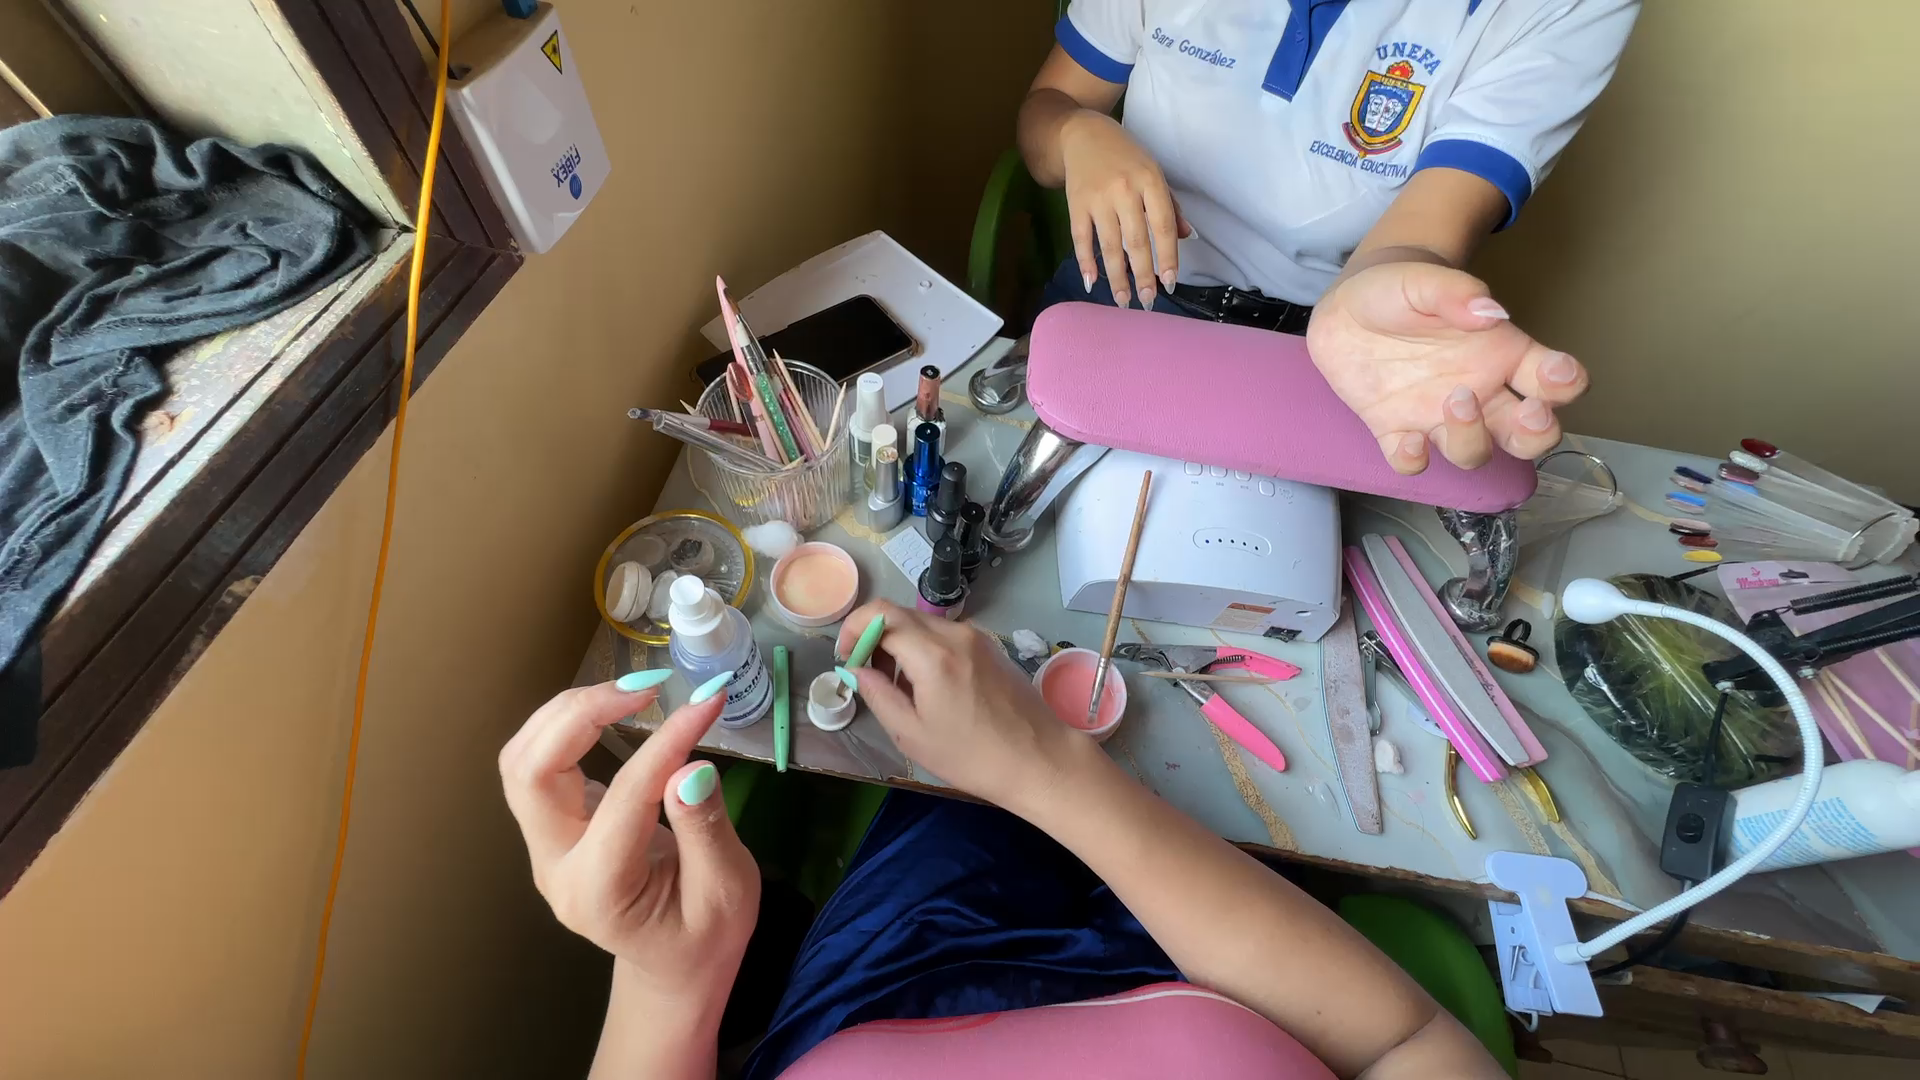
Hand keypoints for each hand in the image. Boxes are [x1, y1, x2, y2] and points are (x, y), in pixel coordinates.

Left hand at [499, 676, 758, 1006]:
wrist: (674, 966)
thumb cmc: (707, 934)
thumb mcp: (727, 891)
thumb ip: (707, 831)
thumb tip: (692, 767)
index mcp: (600, 890)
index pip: (627, 795)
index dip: (669, 740)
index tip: (709, 699)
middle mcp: (557, 865)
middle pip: (531, 771)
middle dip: (585, 713)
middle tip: (651, 686)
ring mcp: (548, 845)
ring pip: (523, 760)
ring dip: (571, 711)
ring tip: (635, 688)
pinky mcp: (557, 825)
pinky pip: (539, 762)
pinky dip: (571, 722)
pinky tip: (617, 706)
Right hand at [836, 602, 1096, 813]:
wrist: (1040, 759)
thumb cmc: (972, 756)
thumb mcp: (912, 734)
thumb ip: (878, 694)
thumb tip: (856, 669)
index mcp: (932, 654)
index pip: (879, 614)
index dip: (853, 629)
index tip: (846, 659)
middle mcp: (954, 633)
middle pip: (899, 613)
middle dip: (873, 636)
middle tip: (867, 674)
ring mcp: (976, 636)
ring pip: (922, 622)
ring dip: (899, 643)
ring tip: (897, 686)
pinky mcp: (989, 645)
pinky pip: (944, 634)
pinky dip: (924, 648)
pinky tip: (927, 685)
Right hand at [1059, 110, 1191, 308]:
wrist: (1081, 134)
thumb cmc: (1124, 156)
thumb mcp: (1152, 171)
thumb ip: (1169, 205)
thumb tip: (1186, 236)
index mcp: (1150, 180)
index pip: (1163, 225)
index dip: (1168, 256)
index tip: (1170, 281)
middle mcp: (1125, 190)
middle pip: (1137, 240)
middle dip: (1143, 274)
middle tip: (1148, 300)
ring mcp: (1098, 198)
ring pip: (1110, 245)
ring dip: (1116, 276)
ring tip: (1123, 301)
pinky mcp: (1076, 204)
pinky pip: (1081, 238)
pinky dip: (1085, 261)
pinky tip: (1091, 282)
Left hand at [1305, 260, 1588, 473]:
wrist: (1344, 308)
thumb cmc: (1397, 289)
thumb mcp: (1423, 280)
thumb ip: (1456, 292)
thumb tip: (1491, 314)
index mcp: (1501, 353)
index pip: (1556, 381)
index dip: (1566, 385)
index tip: (1554, 372)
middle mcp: (1478, 391)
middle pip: (1527, 434)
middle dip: (1536, 433)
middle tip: (1526, 412)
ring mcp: (1434, 414)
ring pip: (1474, 453)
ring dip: (1473, 439)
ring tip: (1454, 401)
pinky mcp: (1392, 428)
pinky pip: (1410, 461)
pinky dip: (1413, 461)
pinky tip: (1406, 440)